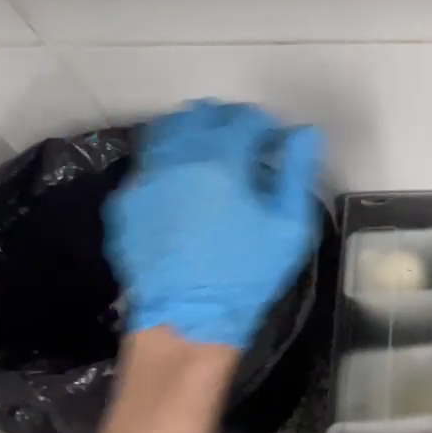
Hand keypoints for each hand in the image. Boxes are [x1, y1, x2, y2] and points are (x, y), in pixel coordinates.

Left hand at [106, 100, 322, 349]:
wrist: (190, 316)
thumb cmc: (249, 273)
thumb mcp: (290, 226)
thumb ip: (297, 172)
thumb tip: (306, 134)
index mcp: (221, 160)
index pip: (243, 119)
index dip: (266, 125)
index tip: (278, 142)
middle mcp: (176, 158)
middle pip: (199, 116)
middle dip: (228, 122)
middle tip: (249, 146)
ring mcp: (145, 178)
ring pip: (167, 133)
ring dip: (194, 135)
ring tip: (216, 159)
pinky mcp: (126, 201)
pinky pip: (150, 164)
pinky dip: (173, 163)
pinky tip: (189, 188)